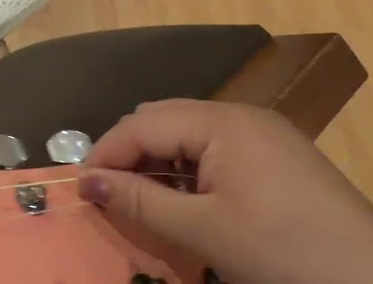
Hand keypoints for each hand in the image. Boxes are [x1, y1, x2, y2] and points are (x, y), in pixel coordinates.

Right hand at [77, 100, 372, 283]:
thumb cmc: (290, 256)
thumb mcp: (207, 233)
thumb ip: (141, 203)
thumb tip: (84, 182)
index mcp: (220, 120)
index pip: (140, 124)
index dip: (106, 154)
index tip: (81, 188)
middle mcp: (241, 116)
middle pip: (162, 121)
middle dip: (131, 155)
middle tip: (112, 196)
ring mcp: (268, 136)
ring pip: (189, 137)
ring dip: (162, 166)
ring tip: (148, 205)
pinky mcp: (286, 161)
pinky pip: (219, 152)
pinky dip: (194, 174)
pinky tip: (193, 207)